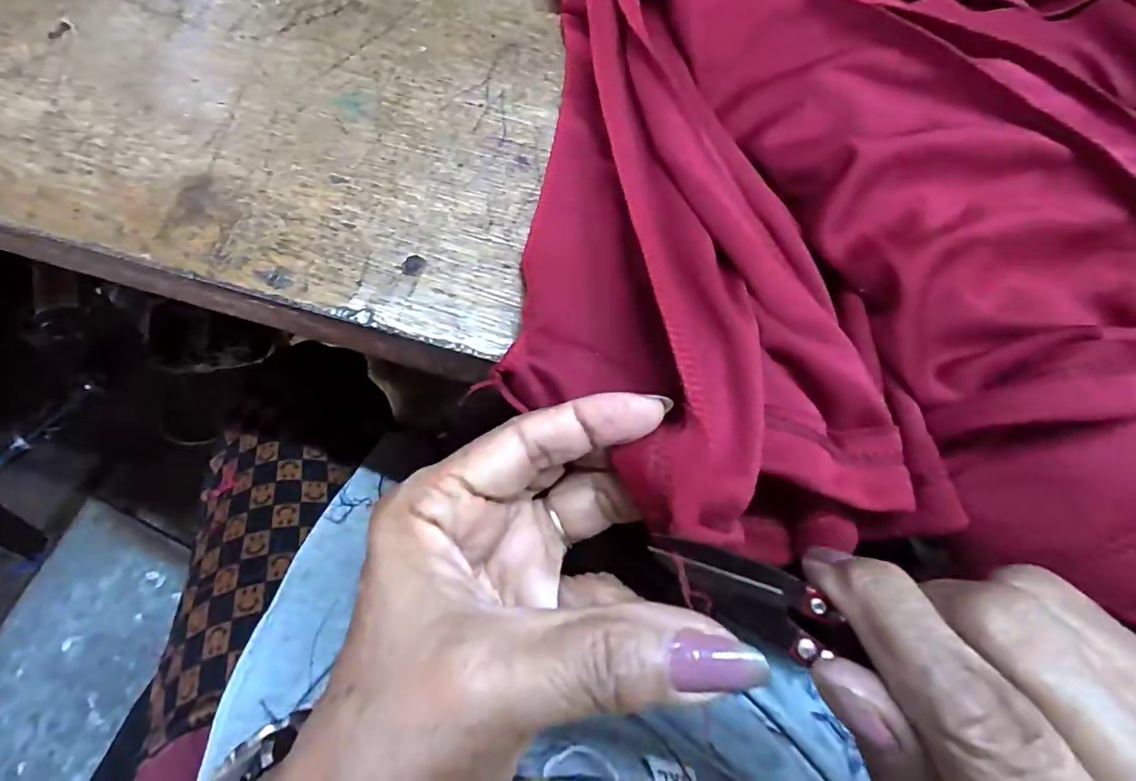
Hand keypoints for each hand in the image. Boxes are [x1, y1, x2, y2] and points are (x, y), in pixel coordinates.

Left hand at [274, 393, 771, 780]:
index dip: (591, 419)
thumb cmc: (405, 725)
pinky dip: (643, 596)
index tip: (659, 410)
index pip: (525, 440)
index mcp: (442, 503)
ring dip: (640, 520)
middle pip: (561, 471)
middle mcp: (476, 521)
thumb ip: (611, 658)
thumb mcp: (500, 675)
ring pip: (584, 522)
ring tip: (706, 508)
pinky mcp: (534, 614)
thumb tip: (730, 656)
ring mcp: (507, 566)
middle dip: (624, 462)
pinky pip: (598, 588)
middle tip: (694, 457)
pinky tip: (692, 603)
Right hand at [802, 555, 1135, 779]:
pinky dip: (1029, 615)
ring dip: (967, 600)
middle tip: (873, 615)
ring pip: (1055, 604)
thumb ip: (909, 777)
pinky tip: (1013, 654)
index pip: (979, 714)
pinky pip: (1105, 622)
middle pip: (1012, 627)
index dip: (886, 620)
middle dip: (919, 599)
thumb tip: (837, 666)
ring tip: (942, 637)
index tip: (822, 570)